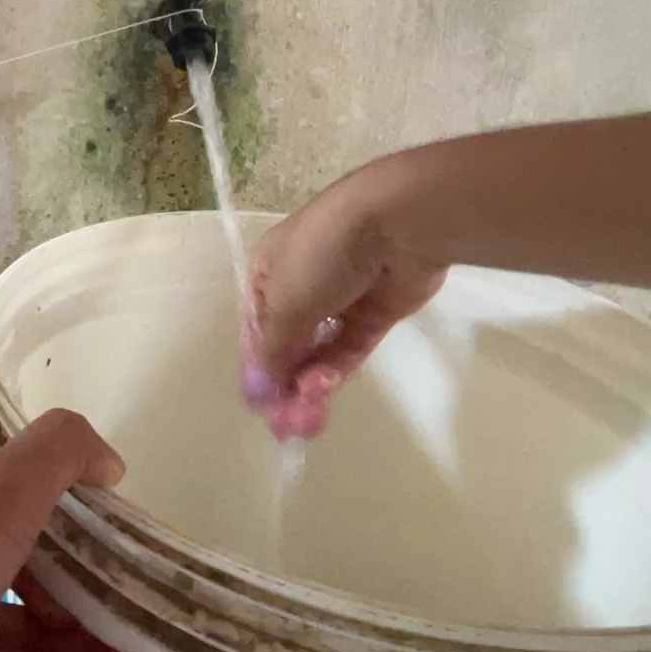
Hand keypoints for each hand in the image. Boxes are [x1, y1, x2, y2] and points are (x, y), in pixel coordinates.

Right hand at [242, 161, 446, 438]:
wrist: (394, 223)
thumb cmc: (321, 253)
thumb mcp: (284, 301)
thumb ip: (272, 350)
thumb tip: (256, 390)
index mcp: (267, 273)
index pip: (256, 328)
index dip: (257, 367)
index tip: (261, 407)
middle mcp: (299, 286)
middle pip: (288, 342)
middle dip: (285, 383)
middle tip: (287, 428)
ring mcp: (338, 300)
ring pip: (318, 350)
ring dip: (309, 384)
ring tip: (307, 421)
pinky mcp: (373, 313)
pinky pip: (348, 348)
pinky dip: (335, 371)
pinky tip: (325, 395)